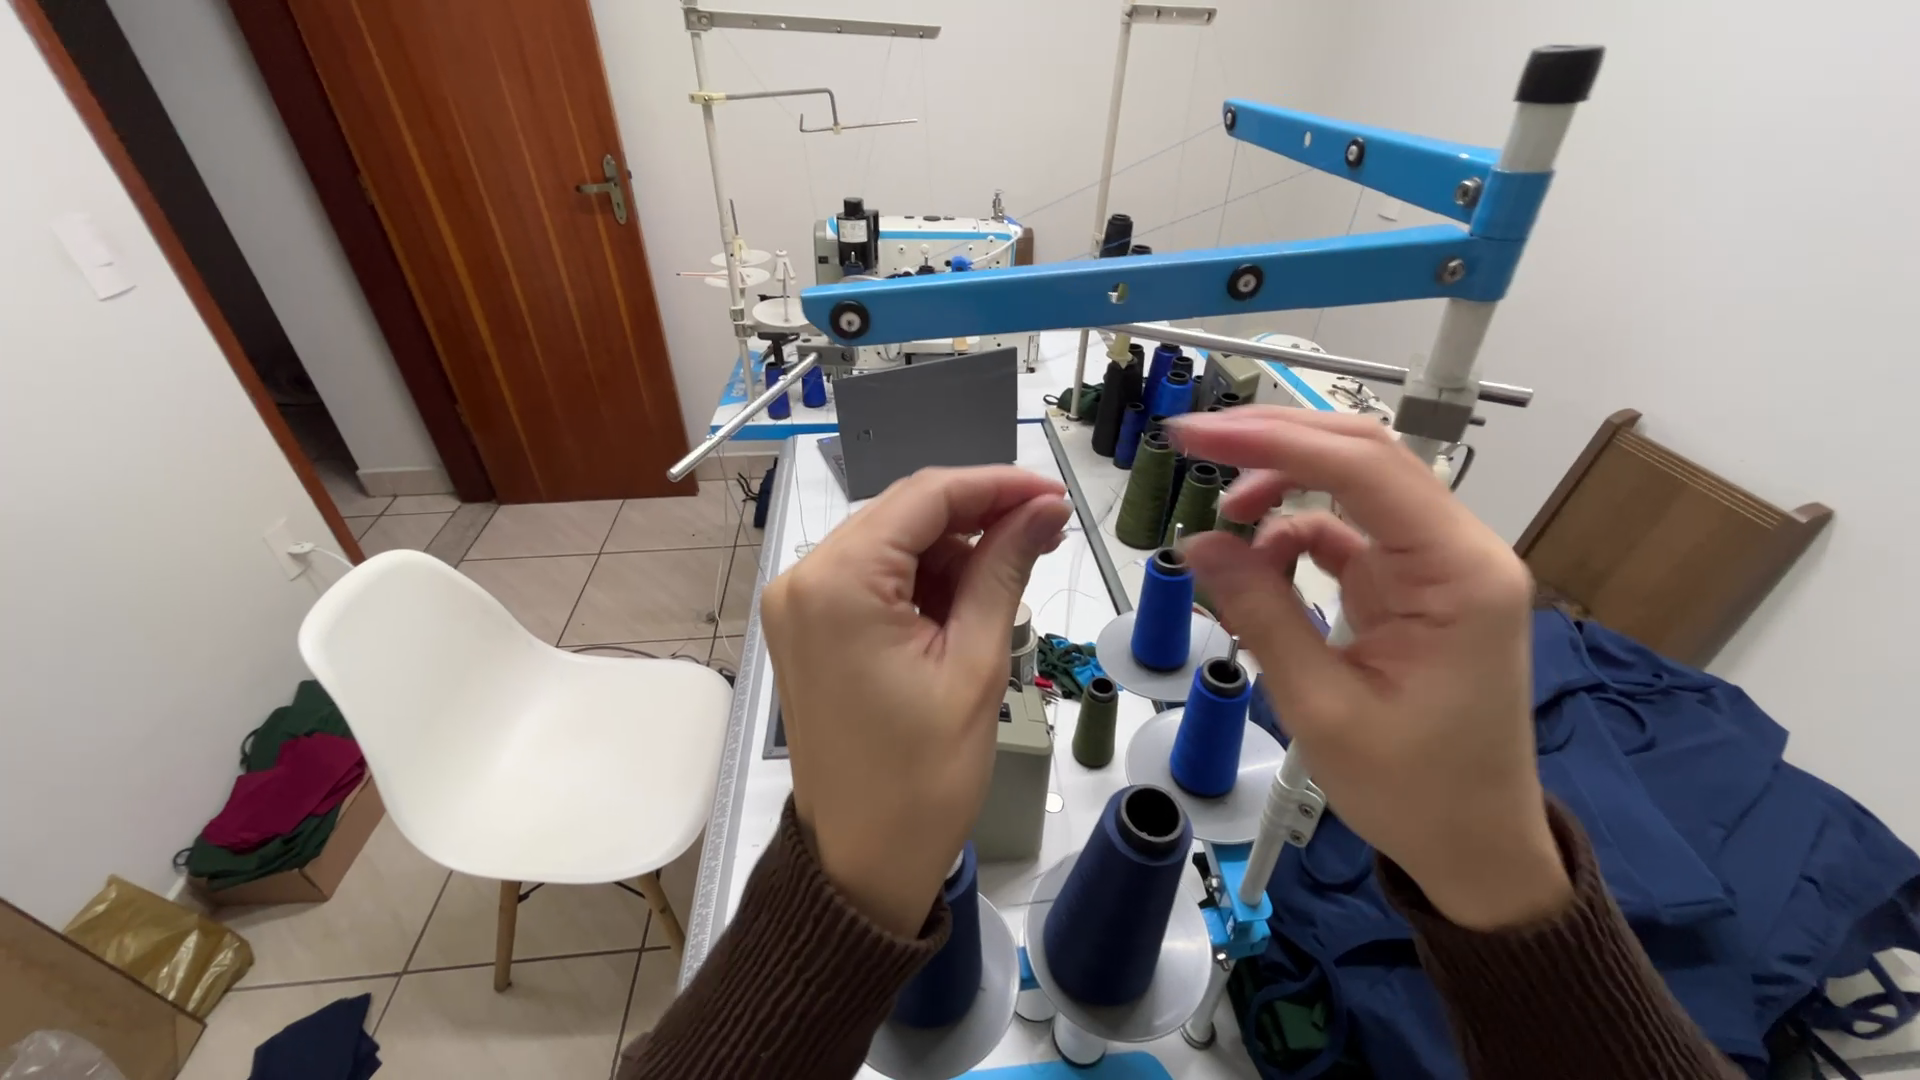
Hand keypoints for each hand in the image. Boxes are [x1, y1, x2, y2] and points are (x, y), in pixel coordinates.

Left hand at [760, 467, 1072, 935]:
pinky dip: (922, 581)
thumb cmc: (923, 777)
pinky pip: (872, 577)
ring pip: (890, 543)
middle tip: (1044, 534)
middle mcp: (803, 577)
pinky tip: (966, 604)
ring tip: (1009, 581)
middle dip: (977, 518)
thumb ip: (1005, 568)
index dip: (996, 485)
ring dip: (952, 552)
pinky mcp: (807, 625)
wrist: (862, 861)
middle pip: (904, 515)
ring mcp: (798, 602)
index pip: (925, 497)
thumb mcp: (976, 664)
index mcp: (837, 582)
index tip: (1052, 495)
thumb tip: (1044, 509)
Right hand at [1169, 409, 1569, 929]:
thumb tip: (1197, 544)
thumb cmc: (1412, 790)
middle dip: (1274, 443)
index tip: (1193, 436)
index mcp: (1457, 574)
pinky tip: (1257, 564)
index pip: (1362, 469)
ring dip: (1282, 485)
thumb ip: (1260, 613)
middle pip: (1363, 457)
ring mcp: (1436, 565)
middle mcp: (1457, 551)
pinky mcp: (1412, 584)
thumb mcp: (1320, 706)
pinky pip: (1346, 533)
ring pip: (1353, 486)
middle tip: (1195, 444)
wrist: (1474, 845)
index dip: (1271, 441)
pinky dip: (1292, 534)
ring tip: (1223, 517)